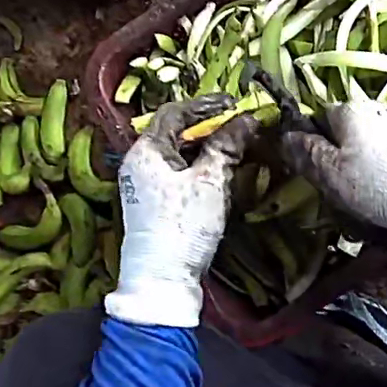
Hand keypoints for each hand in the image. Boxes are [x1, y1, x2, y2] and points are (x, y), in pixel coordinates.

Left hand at [108, 96, 258, 328]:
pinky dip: (198, 164)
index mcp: (145, 151)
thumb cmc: (184, 226)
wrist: (161, 281)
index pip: (175, 112)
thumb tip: (247, 119)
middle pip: (175, 131)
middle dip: (208, 125)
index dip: (205, 105)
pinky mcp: (154, 202)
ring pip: (177, 152)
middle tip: (237, 123)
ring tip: (234, 144)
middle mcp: (139, 163)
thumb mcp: (211, 181)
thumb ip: (227, 145)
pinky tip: (220, 170)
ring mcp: (144, 184)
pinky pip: (177, 171)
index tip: (233, 105)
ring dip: (205, 146)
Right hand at [282, 102, 386, 240]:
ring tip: (369, 200)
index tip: (317, 174)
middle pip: (342, 135)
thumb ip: (307, 154)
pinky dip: (384, 174)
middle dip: (339, 161)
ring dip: (362, 170)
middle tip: (341, 192)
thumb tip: (284, 136)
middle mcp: (372, 109)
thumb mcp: (333, 174)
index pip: (317, 121)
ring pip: (364, 148)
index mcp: (347, 110)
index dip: (313, 148)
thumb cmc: (381, 183)